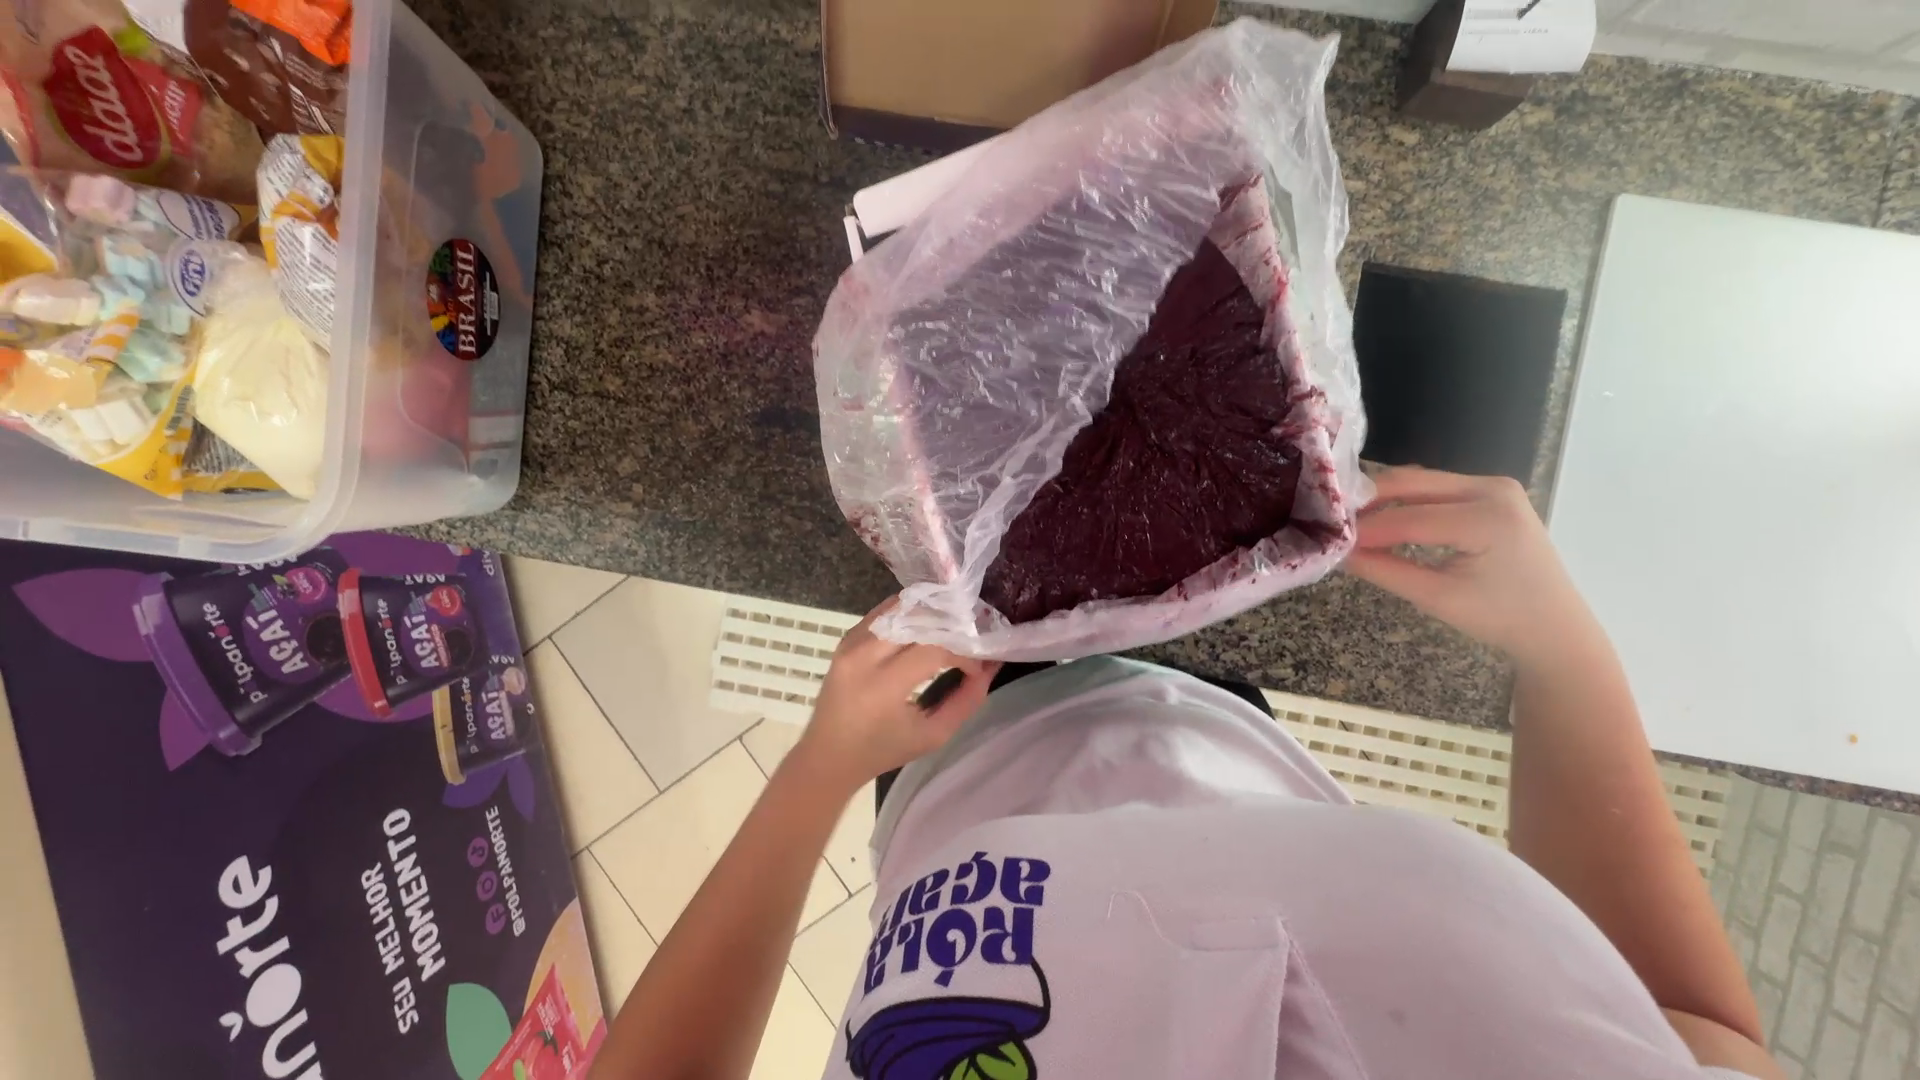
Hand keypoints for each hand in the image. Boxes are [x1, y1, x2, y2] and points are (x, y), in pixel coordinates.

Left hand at [790, 596, 997, 791]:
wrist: (828, 756)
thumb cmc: (882, 751)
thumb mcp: (932, 735)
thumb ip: (966, 701)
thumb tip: (989, 668)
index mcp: (882, 685)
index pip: (933, 648)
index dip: (963, 653)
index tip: (977, 667)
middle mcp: (863, 656)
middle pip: (916, 617)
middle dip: (950, 623)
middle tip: (971, 634)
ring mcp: (850, 643)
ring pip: (899, 607)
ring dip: (930, 613)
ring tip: (952, 626)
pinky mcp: (846, 638)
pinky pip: (883, 612)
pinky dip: (909, 614)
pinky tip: (926, 625)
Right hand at [1344, 467, 1604, 672]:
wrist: (1556, 627)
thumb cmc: (1501, 618)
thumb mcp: (1436, 597)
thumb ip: (1384, 571)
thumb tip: (1338, 554)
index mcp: (1488, 517)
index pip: (1407, 517)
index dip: (1363, 530)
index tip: (1327, 540)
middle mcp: (1493, 489)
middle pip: (1411, 483)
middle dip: (1367, 501)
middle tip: (1330, 520)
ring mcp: (1494, 487)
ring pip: (1420, 482)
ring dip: (1383, 499)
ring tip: (1350, 522)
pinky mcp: (1490, 493)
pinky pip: (1435, 489)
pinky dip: (1405, 502)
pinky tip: (1381, 520)